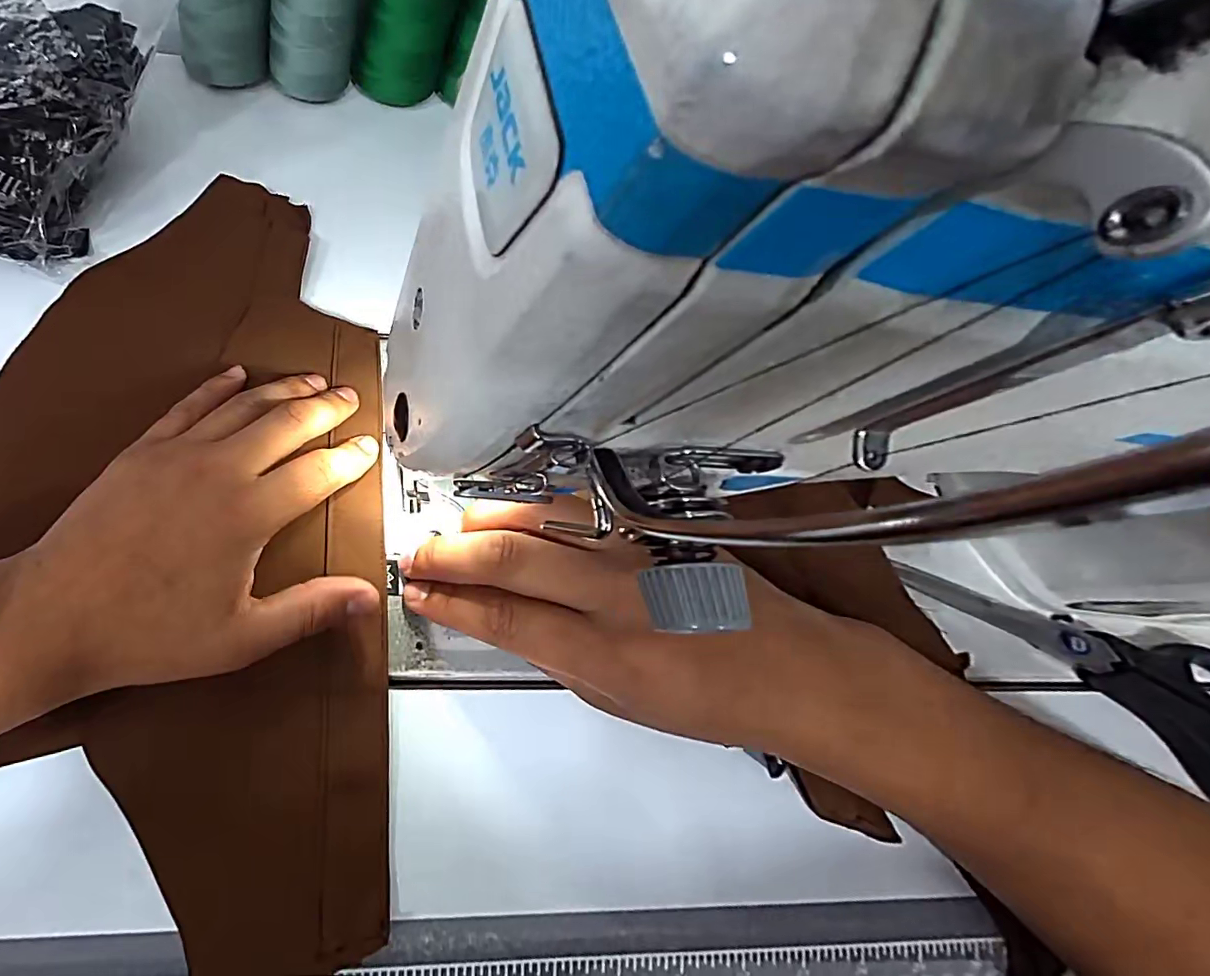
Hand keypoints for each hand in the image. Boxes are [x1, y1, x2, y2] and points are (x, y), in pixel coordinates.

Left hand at [0, 367, 382, 742]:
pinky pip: (190, 405)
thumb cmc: (145, 632)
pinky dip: (217, 386)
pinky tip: (235, 376)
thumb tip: (363, 597)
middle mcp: (218, 471)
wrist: (55, 615)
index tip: (367, 449)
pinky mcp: (143, 450)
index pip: (318, 471)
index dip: (351, 458)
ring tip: (309, 380)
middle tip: (347, 398)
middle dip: (325, 407)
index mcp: (248, 514)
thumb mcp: (240, 637)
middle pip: (288, 423)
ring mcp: (178, 454)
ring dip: (283, 389)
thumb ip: (308, 610)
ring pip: (244, 405)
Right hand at [400, 498, 924, 761]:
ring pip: (538, 518)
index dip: (450, 600)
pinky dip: (527, 507)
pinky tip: (503, 513)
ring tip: (451, 534)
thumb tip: (499, 621)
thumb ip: (552, 655)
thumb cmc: (712, 698)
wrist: (793, 668)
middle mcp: (621, 594)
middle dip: (447, 555)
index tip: (419, 591)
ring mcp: (639, 549)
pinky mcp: (652, 525)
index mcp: (609, 653)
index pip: (505, 616)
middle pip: (509, 558)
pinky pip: (573, 506)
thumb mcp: (617, 702)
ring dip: (481, 523)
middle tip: (417, 556)